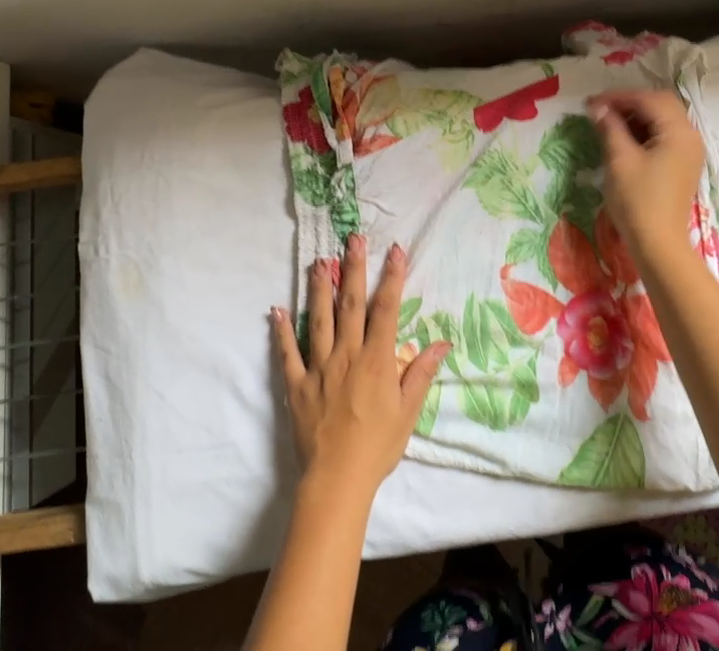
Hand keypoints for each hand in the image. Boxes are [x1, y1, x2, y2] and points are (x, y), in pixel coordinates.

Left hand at [270, 235, 450, 497]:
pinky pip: (288, 353)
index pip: (386, 310)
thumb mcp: (409, 411)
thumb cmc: (379, 446)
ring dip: (319, 289)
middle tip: (353, 239)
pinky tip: (277, 310)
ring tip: (319, 261)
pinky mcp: (297, 385)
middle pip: (350, 304)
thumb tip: (442, 342)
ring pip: (319, 320)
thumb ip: (421, 373)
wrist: (338, 478)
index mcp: (377, 360)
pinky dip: (281, 331)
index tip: (396, 251)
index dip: (392, 278)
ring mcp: (319, 368)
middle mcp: (347, 355)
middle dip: (353, 269)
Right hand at [588, 90, 706, 265]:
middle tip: (601, 110)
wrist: (658, 244)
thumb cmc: (637, 201)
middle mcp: (690, 136)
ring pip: (664, 120)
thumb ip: (610, 127)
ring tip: (609, 124)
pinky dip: (645, 132)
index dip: (619, 97)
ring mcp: (689, 152)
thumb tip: (598, 108)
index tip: (591, 103)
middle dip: (630, 104)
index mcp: (679, 132)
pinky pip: (665, 137)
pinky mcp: (683, 165)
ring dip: (637, 117)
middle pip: (661, 105)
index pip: (649, 100)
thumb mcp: (619, 160)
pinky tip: (624, 140)